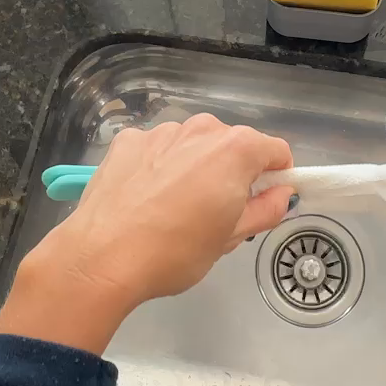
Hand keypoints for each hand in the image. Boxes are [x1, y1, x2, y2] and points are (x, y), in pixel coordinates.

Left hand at [0, 114, 294, 353]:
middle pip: (233, 144)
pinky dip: (159, 165)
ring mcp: (161, 131)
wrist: (102, 257)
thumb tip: (283, 192)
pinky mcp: (128, 140)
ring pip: (193, 144)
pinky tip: (145, 197)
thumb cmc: (177, 251)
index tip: (262, 203)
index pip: (276, 151)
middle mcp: (202, 128)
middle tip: (216, 213)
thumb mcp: (232, 238)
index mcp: (236, 149)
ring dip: (194, 166)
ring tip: (174, 207)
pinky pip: (157, 148)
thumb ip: (266, 209)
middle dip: (233, 172)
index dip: (275, 177)